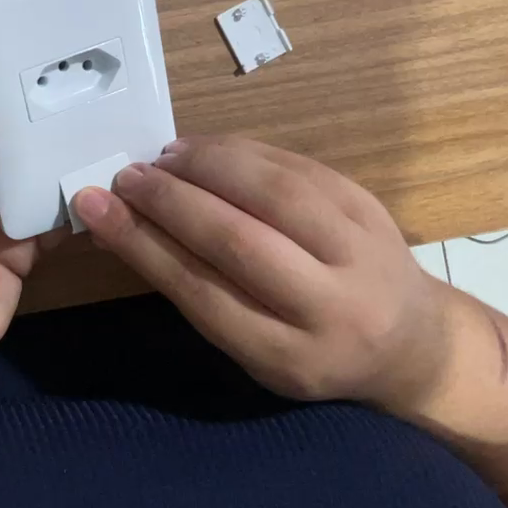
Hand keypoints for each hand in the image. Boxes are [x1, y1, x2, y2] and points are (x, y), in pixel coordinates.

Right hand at [71, 136, 450, 411]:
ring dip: (206, 165)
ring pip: (273, 193)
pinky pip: (295, 166)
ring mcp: (362, 251)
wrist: (412, 343)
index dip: (141, 243)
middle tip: (126, 177)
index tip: (96, 205)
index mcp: (290, 357)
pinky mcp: (370, 205)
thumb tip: (120, 222)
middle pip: (238, 241)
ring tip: (164, 159)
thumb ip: (191, 286)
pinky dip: (240, 151)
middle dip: (170, 200)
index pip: (202, 292)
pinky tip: (204, 150)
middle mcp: (334, 308)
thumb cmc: (311, 352)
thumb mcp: (251, 346)